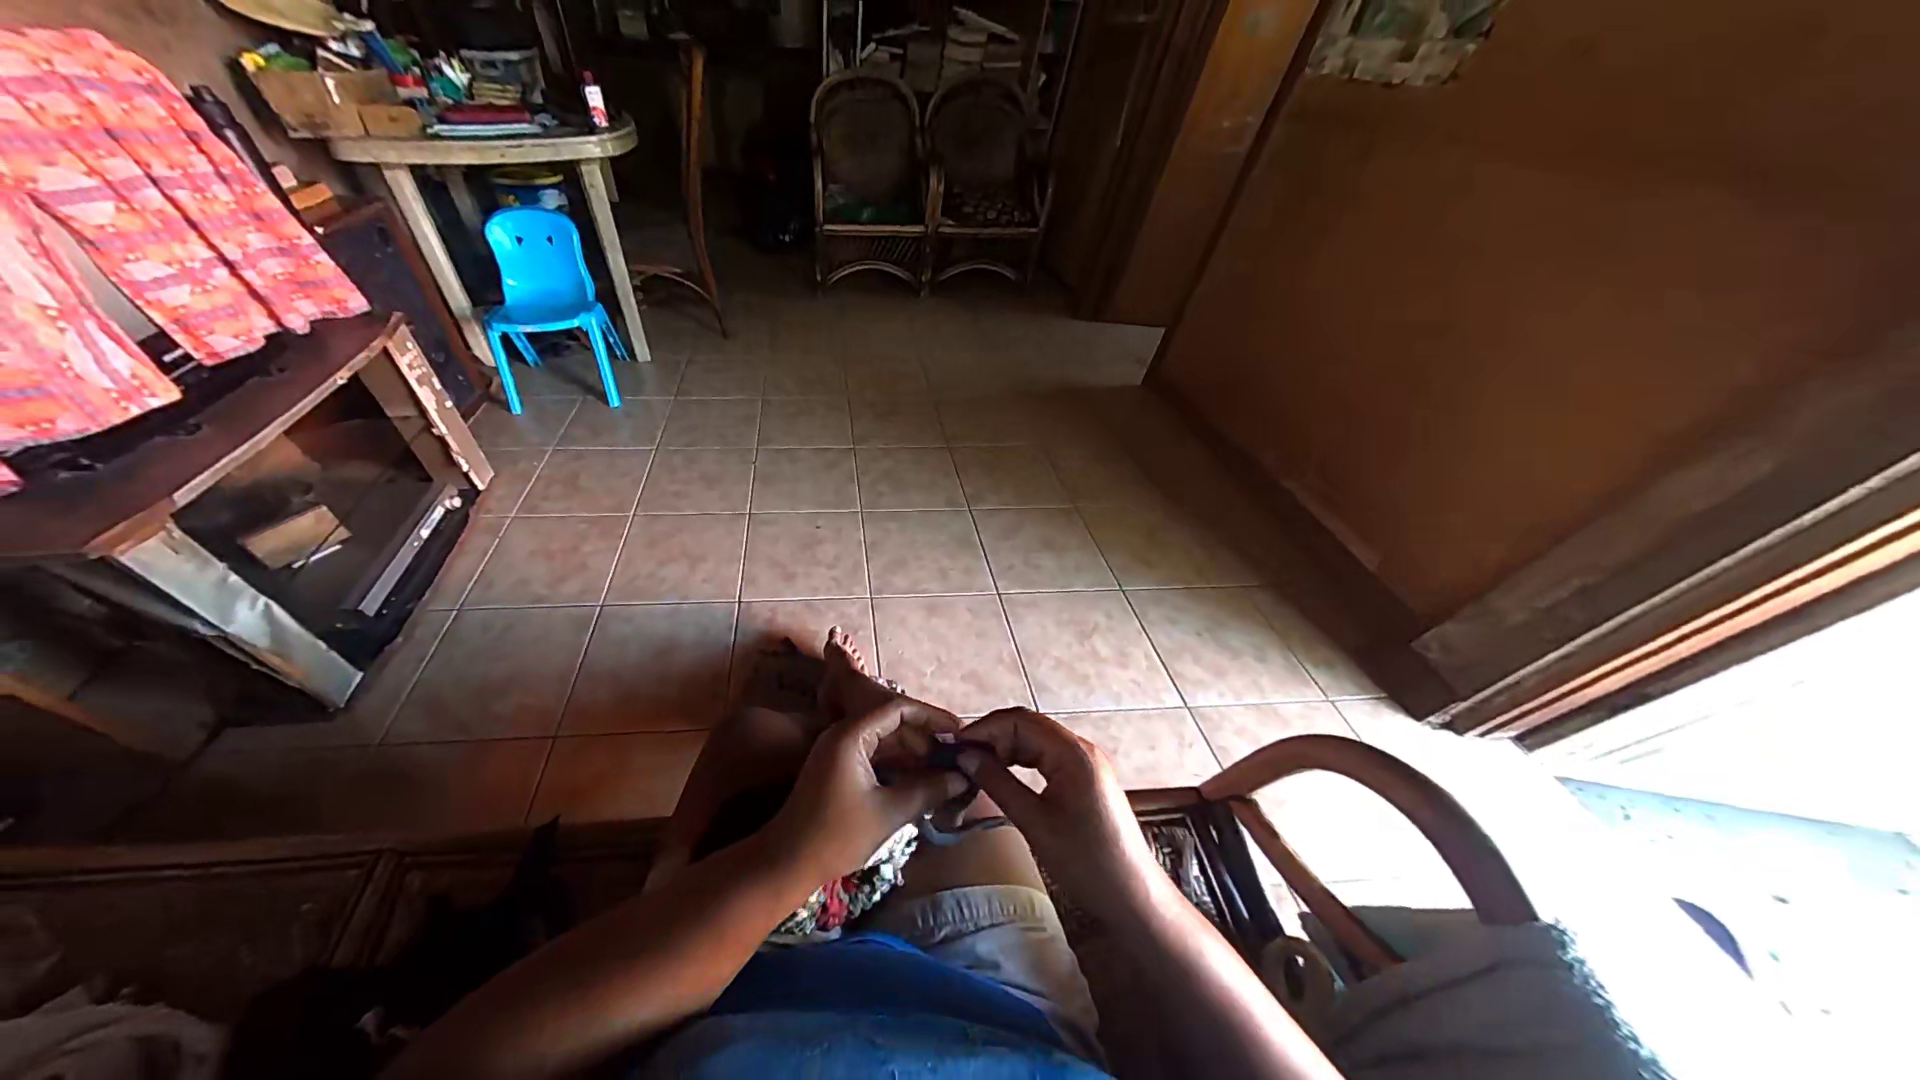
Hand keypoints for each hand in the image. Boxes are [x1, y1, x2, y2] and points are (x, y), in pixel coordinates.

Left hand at [771, 698, 969, 881]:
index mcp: (851, 735)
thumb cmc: (837, 835)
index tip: (958, 731)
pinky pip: (875, 755)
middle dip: (925, 738)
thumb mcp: (890, 811)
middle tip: (956, 756)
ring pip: (885, 741)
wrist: (787, 862)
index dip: (931, 716)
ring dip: (914, 753)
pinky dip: (898, 765)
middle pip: (892, 722)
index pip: (897, 708)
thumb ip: (928, 789)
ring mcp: (839, 751)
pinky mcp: (839, 768)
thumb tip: (962, 778)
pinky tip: (921, 780)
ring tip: (944, 770)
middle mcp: (843, 734)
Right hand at [956, 708, 1162, 920]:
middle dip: (993, 736)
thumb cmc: (1086, 861)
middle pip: (1029, 725)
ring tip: (977, 767)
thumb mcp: (1034, 821)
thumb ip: (998, 783)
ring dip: (1006, 747)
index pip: (1020, 721)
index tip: (956, 747)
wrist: (1133, 895)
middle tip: (962, 758)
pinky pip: (1047, 756)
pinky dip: (1022, 760)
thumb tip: (966, 757)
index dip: (985, 728)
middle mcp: (1081, 748)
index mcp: (1072, 752)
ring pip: (1037, 740)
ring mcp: (1086, 762)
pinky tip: (1003, 774)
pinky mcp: (1086, 778)